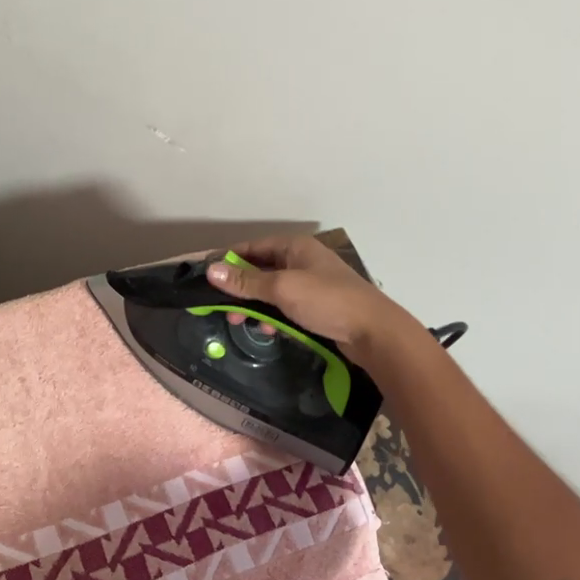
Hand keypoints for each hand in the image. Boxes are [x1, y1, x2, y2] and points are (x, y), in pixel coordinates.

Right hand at [205, 235, 416, 360]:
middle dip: (240, 289)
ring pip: (270, 291)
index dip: (228, 261)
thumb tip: (210, 271)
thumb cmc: (327, 301)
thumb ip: (246, 281)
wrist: (374, 332)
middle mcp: (301, 260)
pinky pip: (284, 307)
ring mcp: (309, 284)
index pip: (251, 248)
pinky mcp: (315, 306)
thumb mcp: (282, 288)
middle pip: (259, 270)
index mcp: (294, 247)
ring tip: (242, 322)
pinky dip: (272, 316)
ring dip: (255, 305)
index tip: (206, 278)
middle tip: (224, 309)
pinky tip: (269, 330)